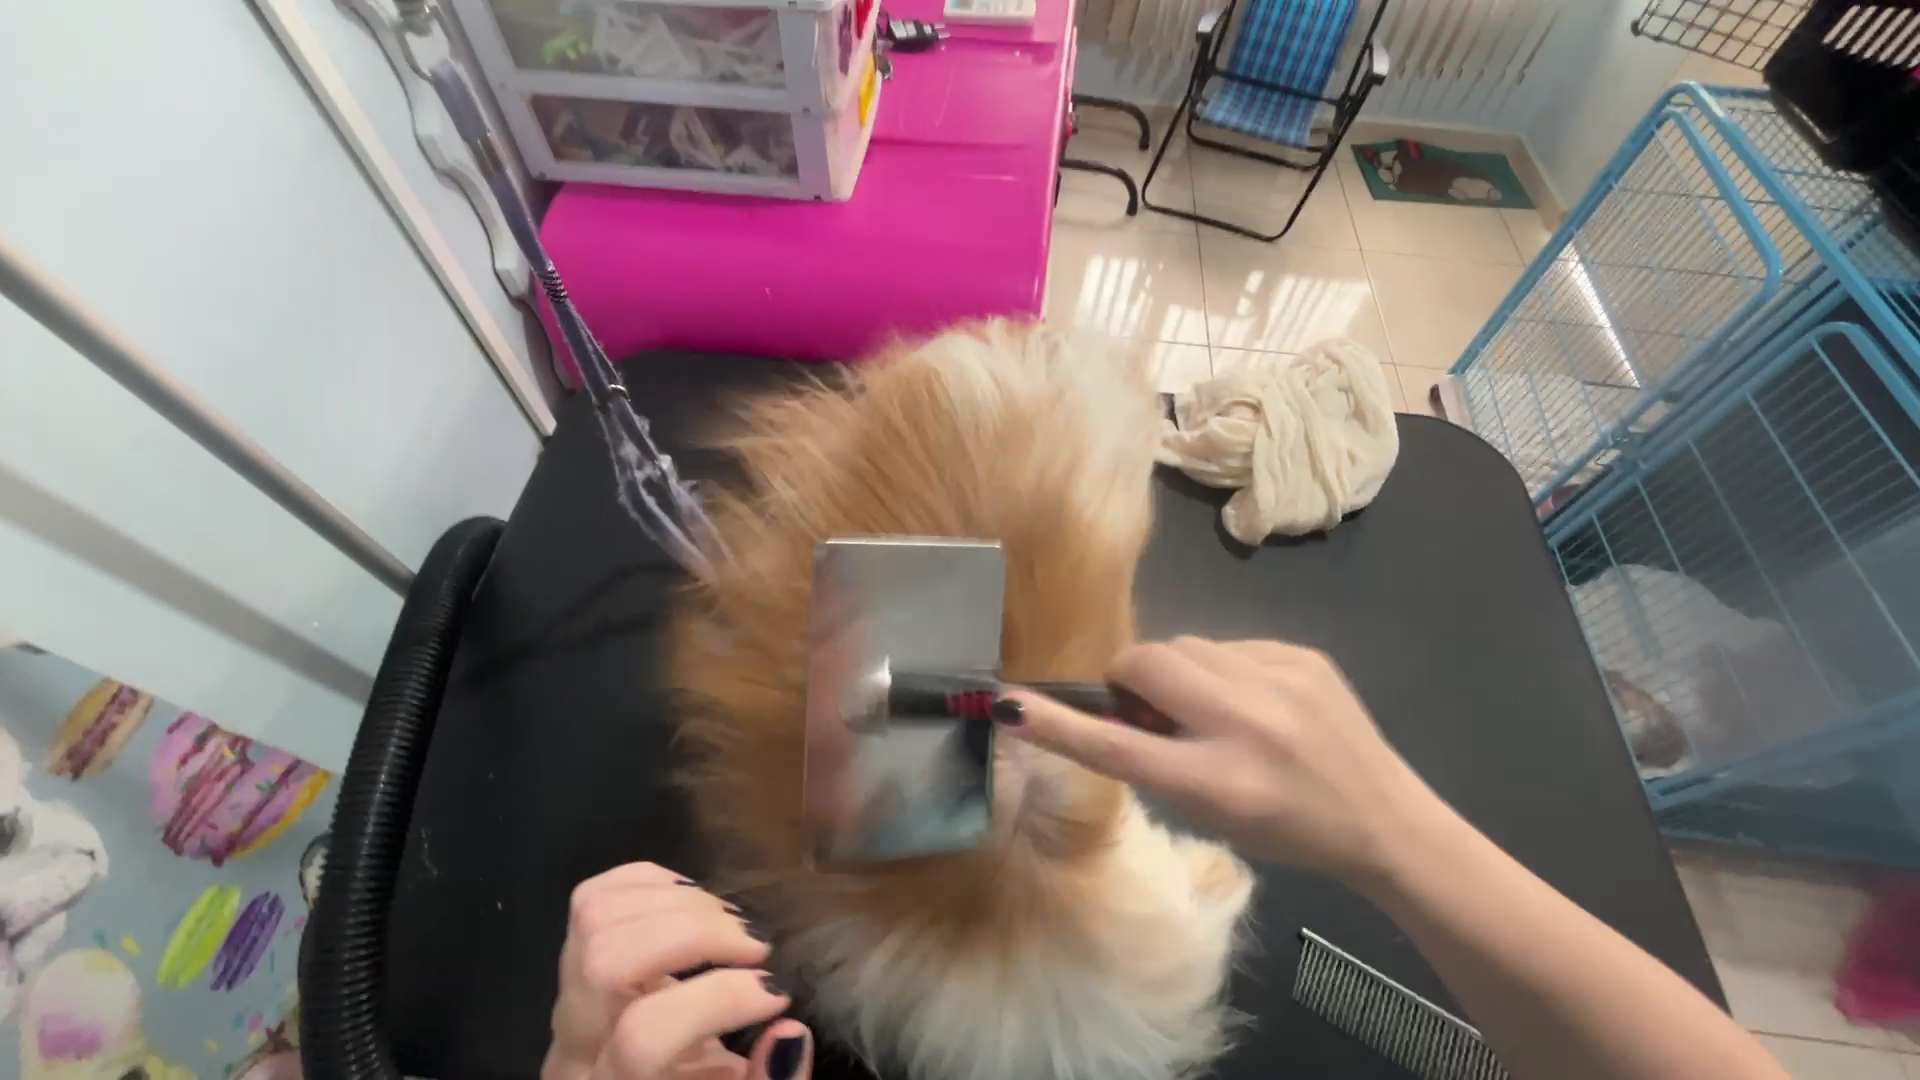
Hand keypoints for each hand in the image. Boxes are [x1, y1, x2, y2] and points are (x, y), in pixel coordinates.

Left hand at [543, 863, 812, 1079]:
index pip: (642, 1036)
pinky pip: (594, 897)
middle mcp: (574, 1044)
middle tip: (758, 946)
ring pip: (596, 917)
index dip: (717, 1000)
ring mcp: (567, 997)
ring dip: (679, 901)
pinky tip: (698, 905)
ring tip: (732, 924)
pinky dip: (653, 883)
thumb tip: (788, 1028)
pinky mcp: (575, 961)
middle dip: (698, 934)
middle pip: (608, 960)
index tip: (777, 993)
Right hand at [998, 638, 1452, 887]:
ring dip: (1179, 672)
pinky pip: (1229, 644)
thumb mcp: (1209, 813)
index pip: (1116, 746)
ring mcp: (1281, 679)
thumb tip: (1119, 699)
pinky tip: (1258, 703)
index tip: (1008, 702)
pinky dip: (1224, 669)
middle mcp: (1246, 724)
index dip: (1056, 724)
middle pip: (1144, 663)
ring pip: (1184, 645)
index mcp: (1217, 781)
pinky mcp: (1304, 653)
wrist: (1387, 822)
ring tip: (1215, 709)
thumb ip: (1153, 756)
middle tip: (1154, 711)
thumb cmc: (1285, 831)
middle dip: (1132, 678)